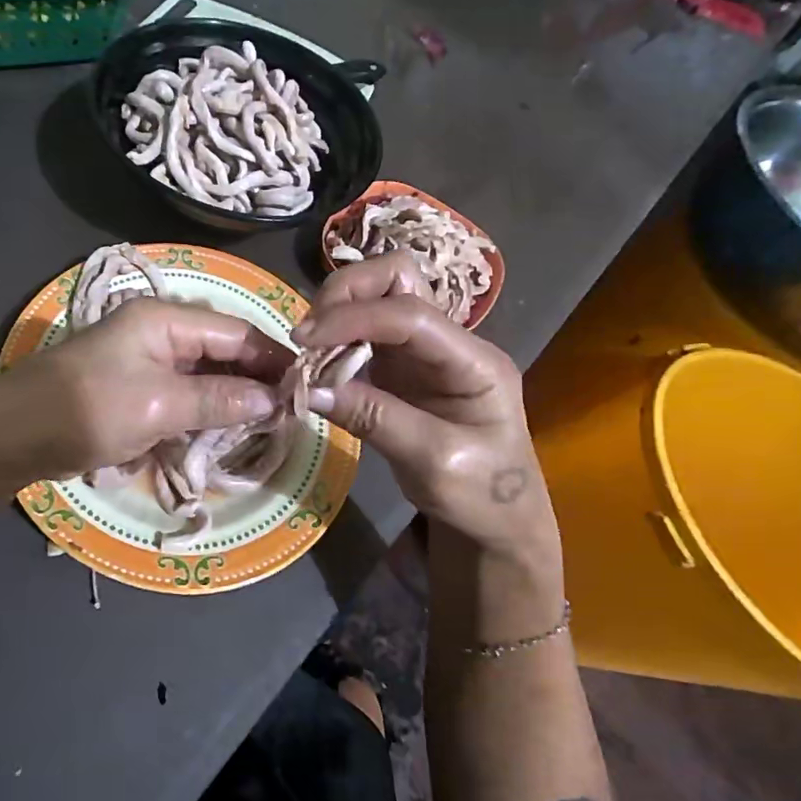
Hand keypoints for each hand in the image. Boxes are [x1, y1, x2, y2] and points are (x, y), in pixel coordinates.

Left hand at [0, 297, 292, 486]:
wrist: (13, 435)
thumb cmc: (89, 410)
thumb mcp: (161, 405)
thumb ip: (219, 398)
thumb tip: (273, 399)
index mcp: (164, 318)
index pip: (234, 331)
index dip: (272, 358)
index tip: (305, 385)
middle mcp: (158, 330)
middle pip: (221, 348)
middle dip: (255, 376)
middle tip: (289, 409)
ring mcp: (144, 358)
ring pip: (204, 370)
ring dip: (233, 394)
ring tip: (267, 420)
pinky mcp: (134, 385)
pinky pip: (182, 390)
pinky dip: (206, 406)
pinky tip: (226, 426)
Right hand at [292, 253, 558, 563]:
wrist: (496, 523)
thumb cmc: (482, 497)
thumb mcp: (434, 464)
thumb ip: (375, 419)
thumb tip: (312, 389)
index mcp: (474, 361)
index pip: (410, 314)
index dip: (353, 318)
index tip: (304, 340)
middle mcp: (450, 341)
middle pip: (398, 278)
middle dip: (346, 293)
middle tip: (307, 336)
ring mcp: (424, 350)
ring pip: (378, 295)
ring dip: (337, 311)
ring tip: (307, 350)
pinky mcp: (401, 365)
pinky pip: (364, 332)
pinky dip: (336, 337)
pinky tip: (316, 362)